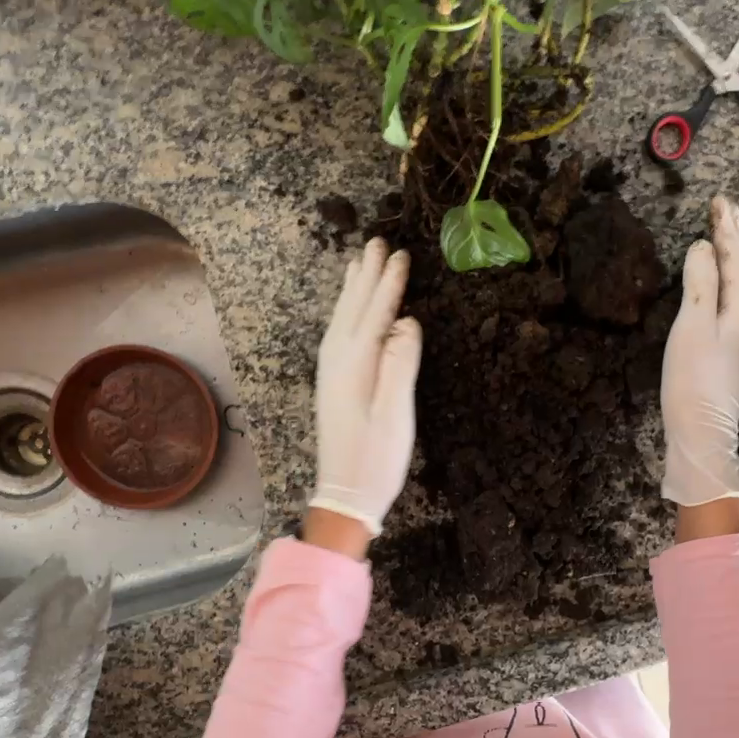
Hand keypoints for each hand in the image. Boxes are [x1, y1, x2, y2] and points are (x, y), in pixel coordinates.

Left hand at [306, 239, 422, 545]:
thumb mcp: (395, 415)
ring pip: (342, 321)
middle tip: (377, 242)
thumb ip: (400, 365)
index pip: (375, 315)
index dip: (389, 285)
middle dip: (366, 276)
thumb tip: (407, 321)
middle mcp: (337, 363)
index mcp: (354, 366)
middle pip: (353, 310)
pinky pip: (339, 335)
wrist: (345, 495)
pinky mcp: (333, 386)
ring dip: (352, 291)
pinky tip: (350, 312)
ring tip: (358, 263)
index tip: (401, 254)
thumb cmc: (376, 459)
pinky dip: (346, 314)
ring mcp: (331, 375)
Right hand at [661, 196, 738, 507]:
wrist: (701, 429)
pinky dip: (734, 281)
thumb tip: (703, 247)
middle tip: (728, 210)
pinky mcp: (738, 351)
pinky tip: (732, 282)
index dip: (725, 228)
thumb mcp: (691, 324)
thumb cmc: (693, 377)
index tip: (718, 199)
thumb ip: (700, 282)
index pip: (735, 258)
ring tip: (736, 238)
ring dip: (738, 259)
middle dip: (735, 239)